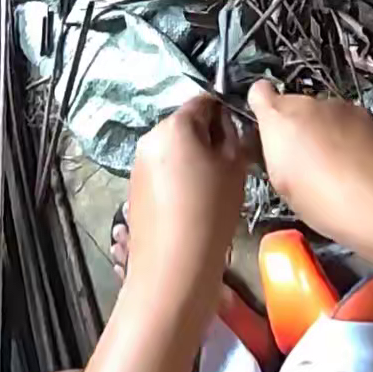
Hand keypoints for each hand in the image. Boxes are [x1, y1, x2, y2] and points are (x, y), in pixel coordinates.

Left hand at [126, 94, 246, 304]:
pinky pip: (161, 169)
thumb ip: (232, 135)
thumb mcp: (235, 167)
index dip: (224, 113)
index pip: (203, 101)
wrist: (174, 270)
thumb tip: (225, 123)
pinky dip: (177, 177)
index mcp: (174, 125)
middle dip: (206, 137)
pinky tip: (191, 203)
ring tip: (210, 188)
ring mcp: (138, 162)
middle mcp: (150, 137)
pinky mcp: (134, 187)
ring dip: (191, 157)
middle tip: (227, 164)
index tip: (238, 135)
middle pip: (185, 124)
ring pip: (173, 147)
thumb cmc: (211, 212)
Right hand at [247, 80, 372, 241]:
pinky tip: (356, 163)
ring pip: (321, 113)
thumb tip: (281, 149)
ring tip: (335, 166)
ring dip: (323, 130)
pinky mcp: (364, 114)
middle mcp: (305, 104)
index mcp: (277, 118)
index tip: (268, 126)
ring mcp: (337, 105)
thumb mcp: (282, 183)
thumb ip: (276, 154)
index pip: (259, 92)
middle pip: (293, 106)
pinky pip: (345, 120)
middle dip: (297, 126)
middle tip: (305, 160)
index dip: (262, 106)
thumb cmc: (320, 198)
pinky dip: (347, 134)